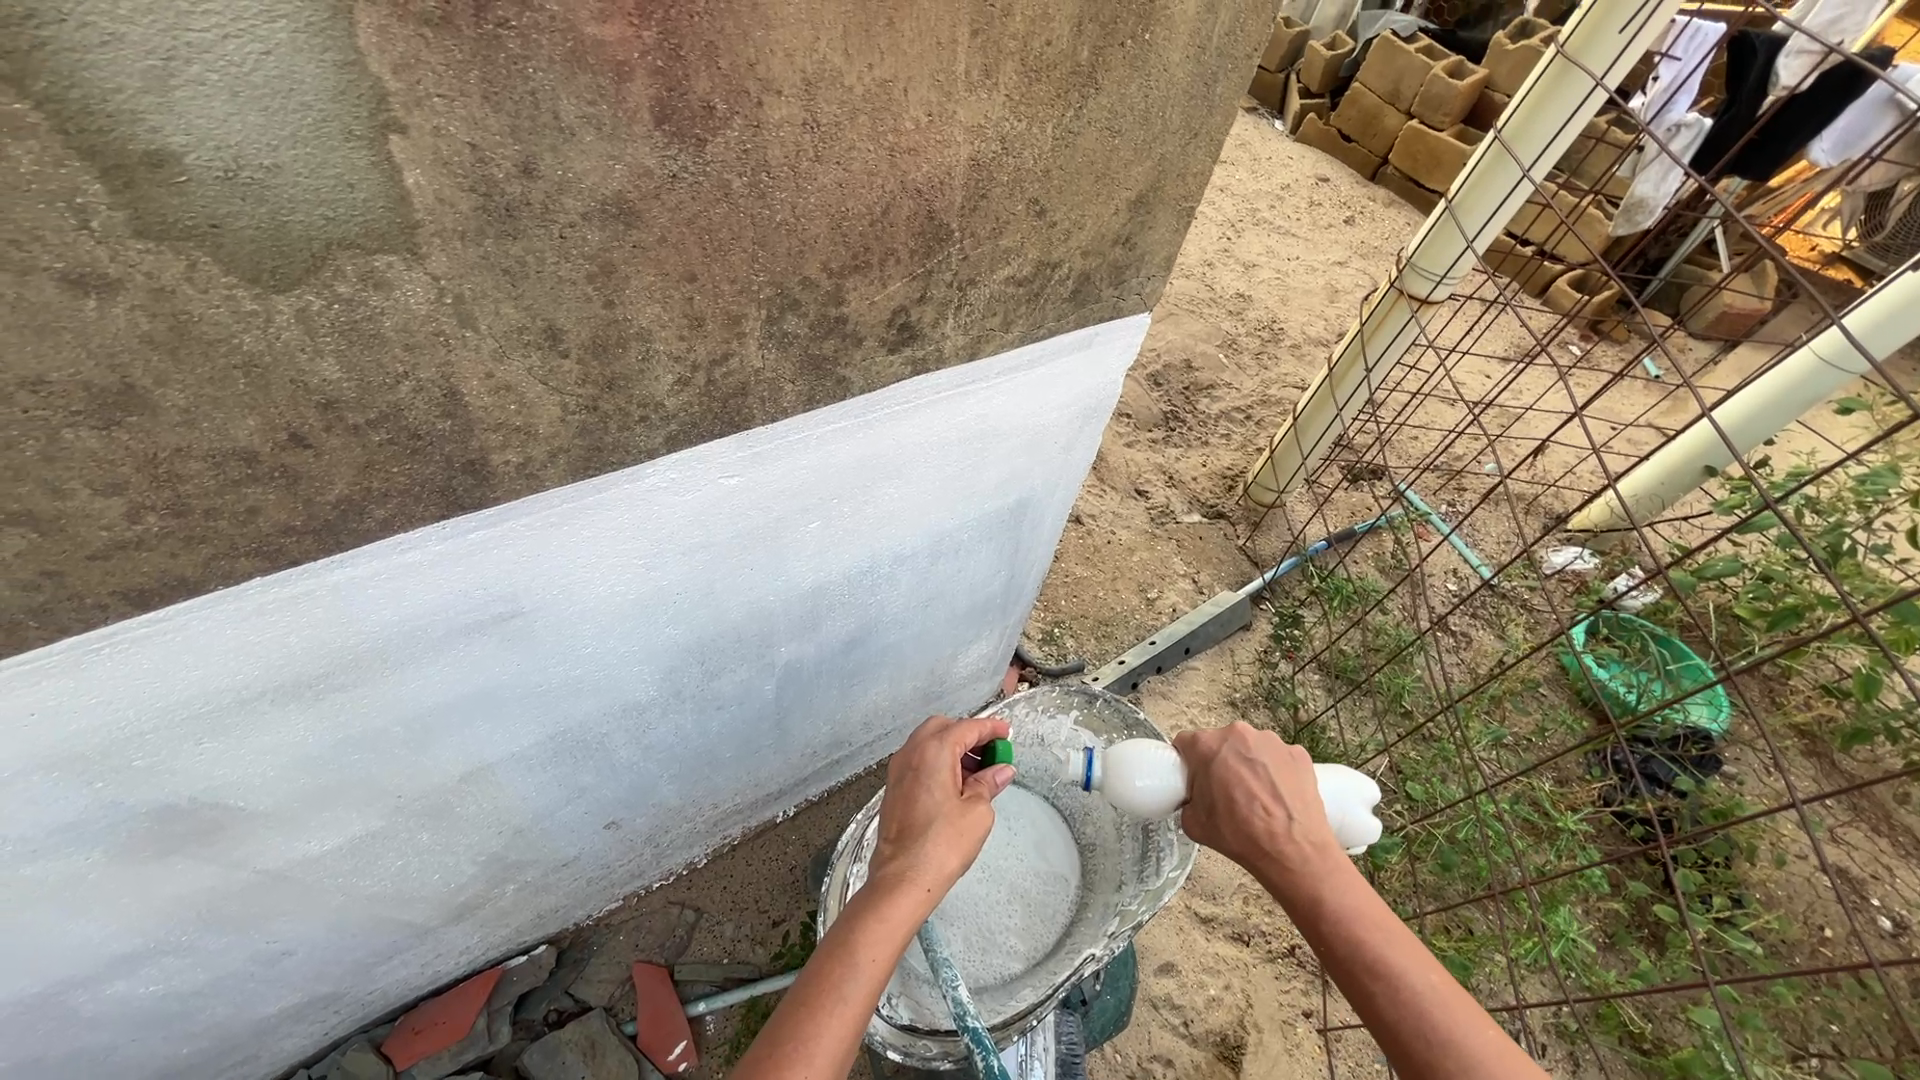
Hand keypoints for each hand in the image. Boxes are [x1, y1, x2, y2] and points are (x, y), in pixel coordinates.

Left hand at [868, 715, 1015, 911]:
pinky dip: (939, 763)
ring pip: (928, 744)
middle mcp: (911, 754)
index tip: (1006, 732)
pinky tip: (957, 785)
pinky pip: (919, 762)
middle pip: (943, 728)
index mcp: (933, 751)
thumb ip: (989, 783)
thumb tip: (1001, 770)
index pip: (966, 727)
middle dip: (969, 735)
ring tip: (979, 773)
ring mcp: (898, 771)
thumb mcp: (977, 811)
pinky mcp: (894, 789)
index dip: (990, 728)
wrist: (903, 879)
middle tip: (992, 753)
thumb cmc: (940, 846)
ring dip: (953, 749)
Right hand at [1174, 722, 1343, 877]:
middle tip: (1226, 790)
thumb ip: (1188, 799)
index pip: (1187, 743)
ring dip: (1250, 764)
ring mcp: (1271, 741)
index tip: (1195, 775)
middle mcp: (1238, 735)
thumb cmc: (1242, 836)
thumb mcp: (1193, 823)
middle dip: (1221, 761)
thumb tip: (1195, 798)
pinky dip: (1276, 771)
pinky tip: (1278, 795)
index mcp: (1206, 746)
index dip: (1189, 761)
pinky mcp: (1297, 753)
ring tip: (1257, 796)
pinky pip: (1279, 757)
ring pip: (1251, 748)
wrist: (1291, 852)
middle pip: (1221, 742)